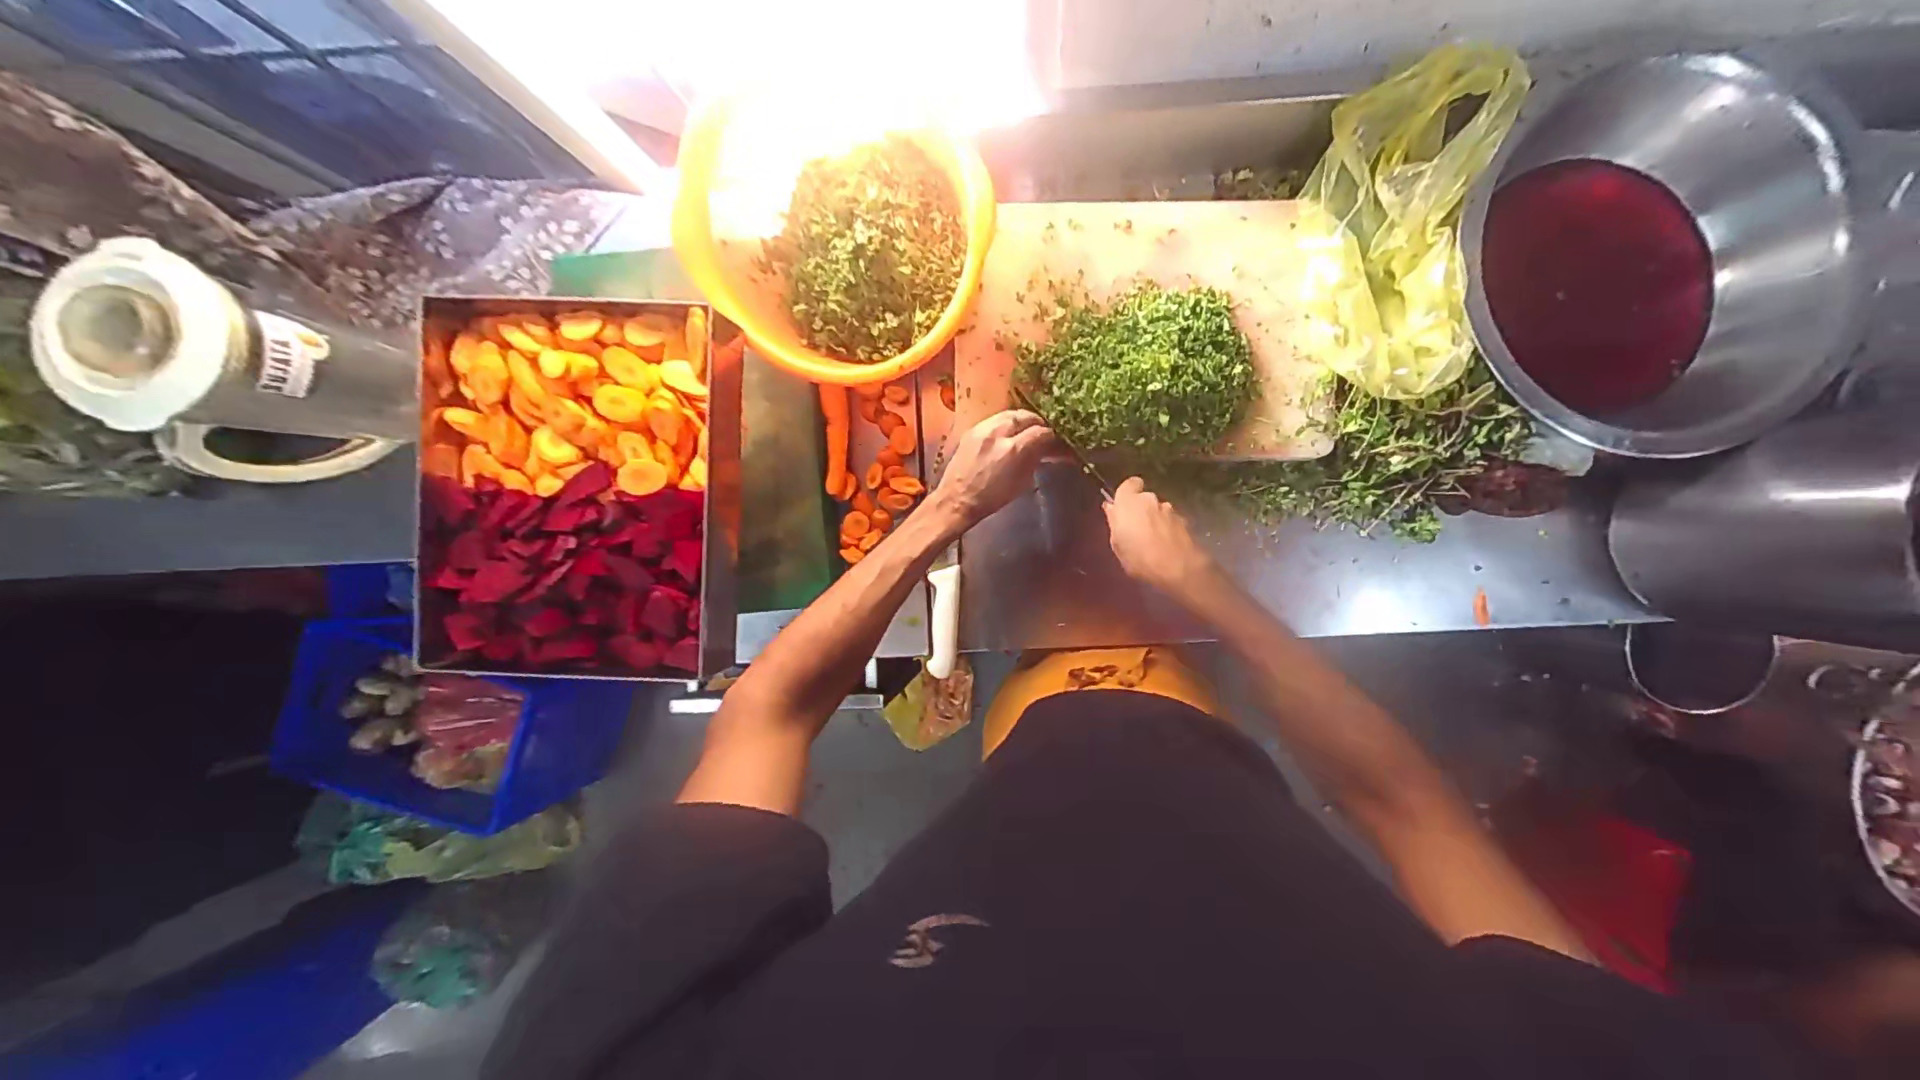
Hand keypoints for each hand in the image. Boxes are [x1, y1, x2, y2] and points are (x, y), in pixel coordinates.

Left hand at [928, 410, 1054, 530]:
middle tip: (1045, 434)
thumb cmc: (992, 498)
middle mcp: (998, 432)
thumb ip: (1036, 460)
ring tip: (1028, 431)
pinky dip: (1007, 423)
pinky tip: (1010, 432)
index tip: (1059, 444)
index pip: (1042, 432)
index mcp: (1014, 449)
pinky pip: (996, 419)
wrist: (957, 500)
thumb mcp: (1022, 482)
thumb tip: (1048, 449)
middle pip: (1027, 416)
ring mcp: (983, 428)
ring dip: (1023, 420)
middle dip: (1039, 424)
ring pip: (1011, 414)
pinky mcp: (972, 429)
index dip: (1054, 437)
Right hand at [1103, 476, 1224, 600]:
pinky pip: (1170, 521)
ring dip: (1155, 520)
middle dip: (1140, 510)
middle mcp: (1150, 499)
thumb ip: (1114, 521)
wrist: (1178, 569)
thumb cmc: (1139, 558)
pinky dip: (1167, 529)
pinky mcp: (1184, 521)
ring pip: (1158, 510)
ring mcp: (1170, 510)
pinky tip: (1166, 546)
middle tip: (1135, 530)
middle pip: (1144, 499)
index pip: (1129, 484)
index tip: (1123, 507)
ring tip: (1153, 542)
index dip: (1127, 493)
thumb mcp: (1117, 544)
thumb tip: (1111, 507)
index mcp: (1129, 502)